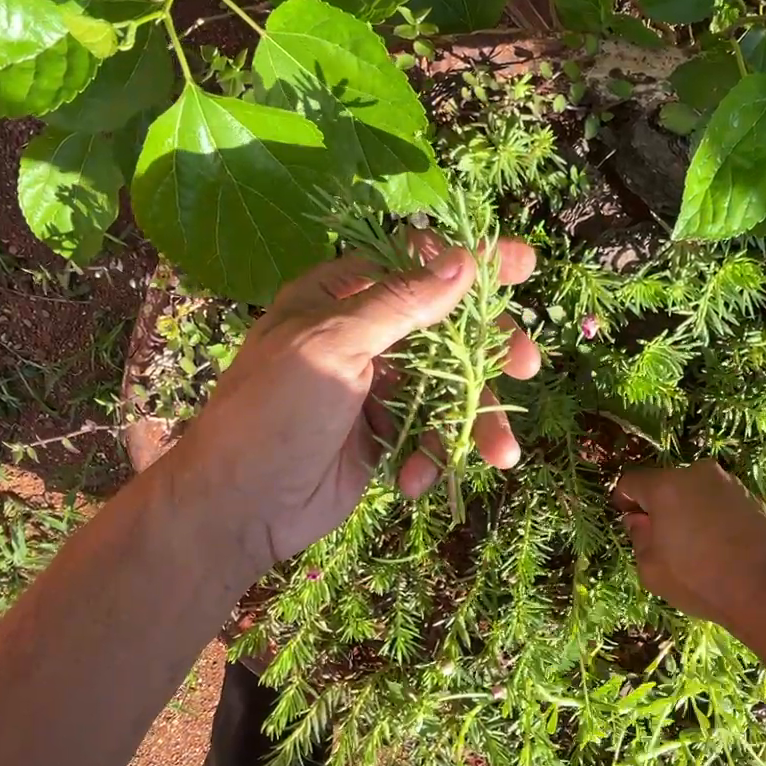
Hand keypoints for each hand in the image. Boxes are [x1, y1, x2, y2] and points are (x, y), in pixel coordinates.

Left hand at [159, 231, 538, 579]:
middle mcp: (364, 336)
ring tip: (502, 454)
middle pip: (447, 329)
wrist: (239, 506)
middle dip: (489, 351)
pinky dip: (431, 457)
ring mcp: (376, 388)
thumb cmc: (274, 411)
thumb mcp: (334, 345)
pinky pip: (428, 434)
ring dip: (476, 420)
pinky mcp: (383, 436)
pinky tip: (414, 482)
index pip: (416, 264)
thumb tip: (463, 260)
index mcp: (342, 297)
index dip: (471, 261)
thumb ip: (401, 304)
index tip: (523, 264)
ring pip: (447, 389)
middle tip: (526, 365)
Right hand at [613, 461, 765, 630]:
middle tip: (660, 536)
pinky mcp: (750, 495)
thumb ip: (638, 537)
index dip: (624, 499)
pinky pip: (717, 499)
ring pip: (693, 489)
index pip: (632, 481)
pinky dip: (711, 513)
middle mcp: (697, 473)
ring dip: (686, 507)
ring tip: (693, 542)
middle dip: (658, 504)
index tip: (627, 519)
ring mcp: (727, 482)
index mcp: (666, 486)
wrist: (765, 590)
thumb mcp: (651, 568)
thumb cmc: (698, 580)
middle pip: (665, 483)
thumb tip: (638, 520)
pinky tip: (717, 542)